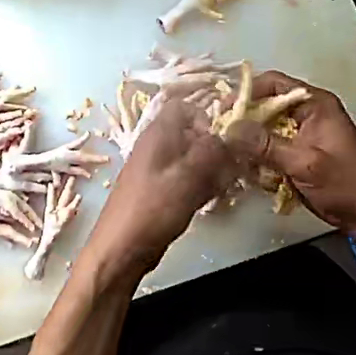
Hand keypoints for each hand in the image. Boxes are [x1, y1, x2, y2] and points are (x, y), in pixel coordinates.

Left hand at [90, 98, 241, 273]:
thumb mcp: (188, 176)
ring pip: (194, 158)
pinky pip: (188, 178)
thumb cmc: (152, 208)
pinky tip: (207, 202)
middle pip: (194, 134)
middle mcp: (157, 146)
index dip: (206, 119)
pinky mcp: (161, 190)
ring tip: (219, 188)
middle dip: (216, 150)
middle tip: (228, 171)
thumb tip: (234, 132)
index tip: (221, 141)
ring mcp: (158, 168)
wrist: (121, 247)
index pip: (184, 107)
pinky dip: (201, 186)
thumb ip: (213, 150)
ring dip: (212, 170)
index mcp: (158, 133)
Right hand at [220, 71, 355, 231]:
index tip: (224, 111)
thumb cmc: (345, 184)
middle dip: (242, 119)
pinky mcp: (295, 151)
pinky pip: (268, 144)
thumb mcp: (305, 163)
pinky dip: (256, 153)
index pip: (274, 83)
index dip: (247, 93)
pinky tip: (244, 166)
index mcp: (315, 104)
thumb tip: (230, 129)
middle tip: (219, 133)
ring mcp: (300, 132)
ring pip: (263, 126)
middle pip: (264, 104)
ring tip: (227, 151)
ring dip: (247, 139)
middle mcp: (306, 112)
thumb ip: (266, 145)